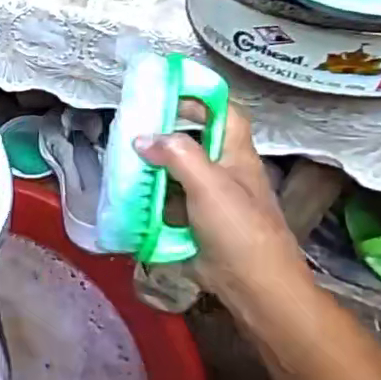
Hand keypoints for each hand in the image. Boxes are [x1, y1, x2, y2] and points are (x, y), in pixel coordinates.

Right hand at [133, 106, 315, 327]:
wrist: (255, 287)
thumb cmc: (239, 230)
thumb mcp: (208, 184)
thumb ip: (177, 155)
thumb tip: (142, 138)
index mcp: (236, 156)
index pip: (225, 113)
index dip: (201, 97)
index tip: (168, 92)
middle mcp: (225, 173)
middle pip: (196, 142)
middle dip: (167, 134)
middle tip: (134, 128)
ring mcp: (211, 201)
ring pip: (180, 174)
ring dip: (155, 168)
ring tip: (124, 160)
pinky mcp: (198, 226)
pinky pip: (171, 204)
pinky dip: (153, 199)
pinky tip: (132, 197)